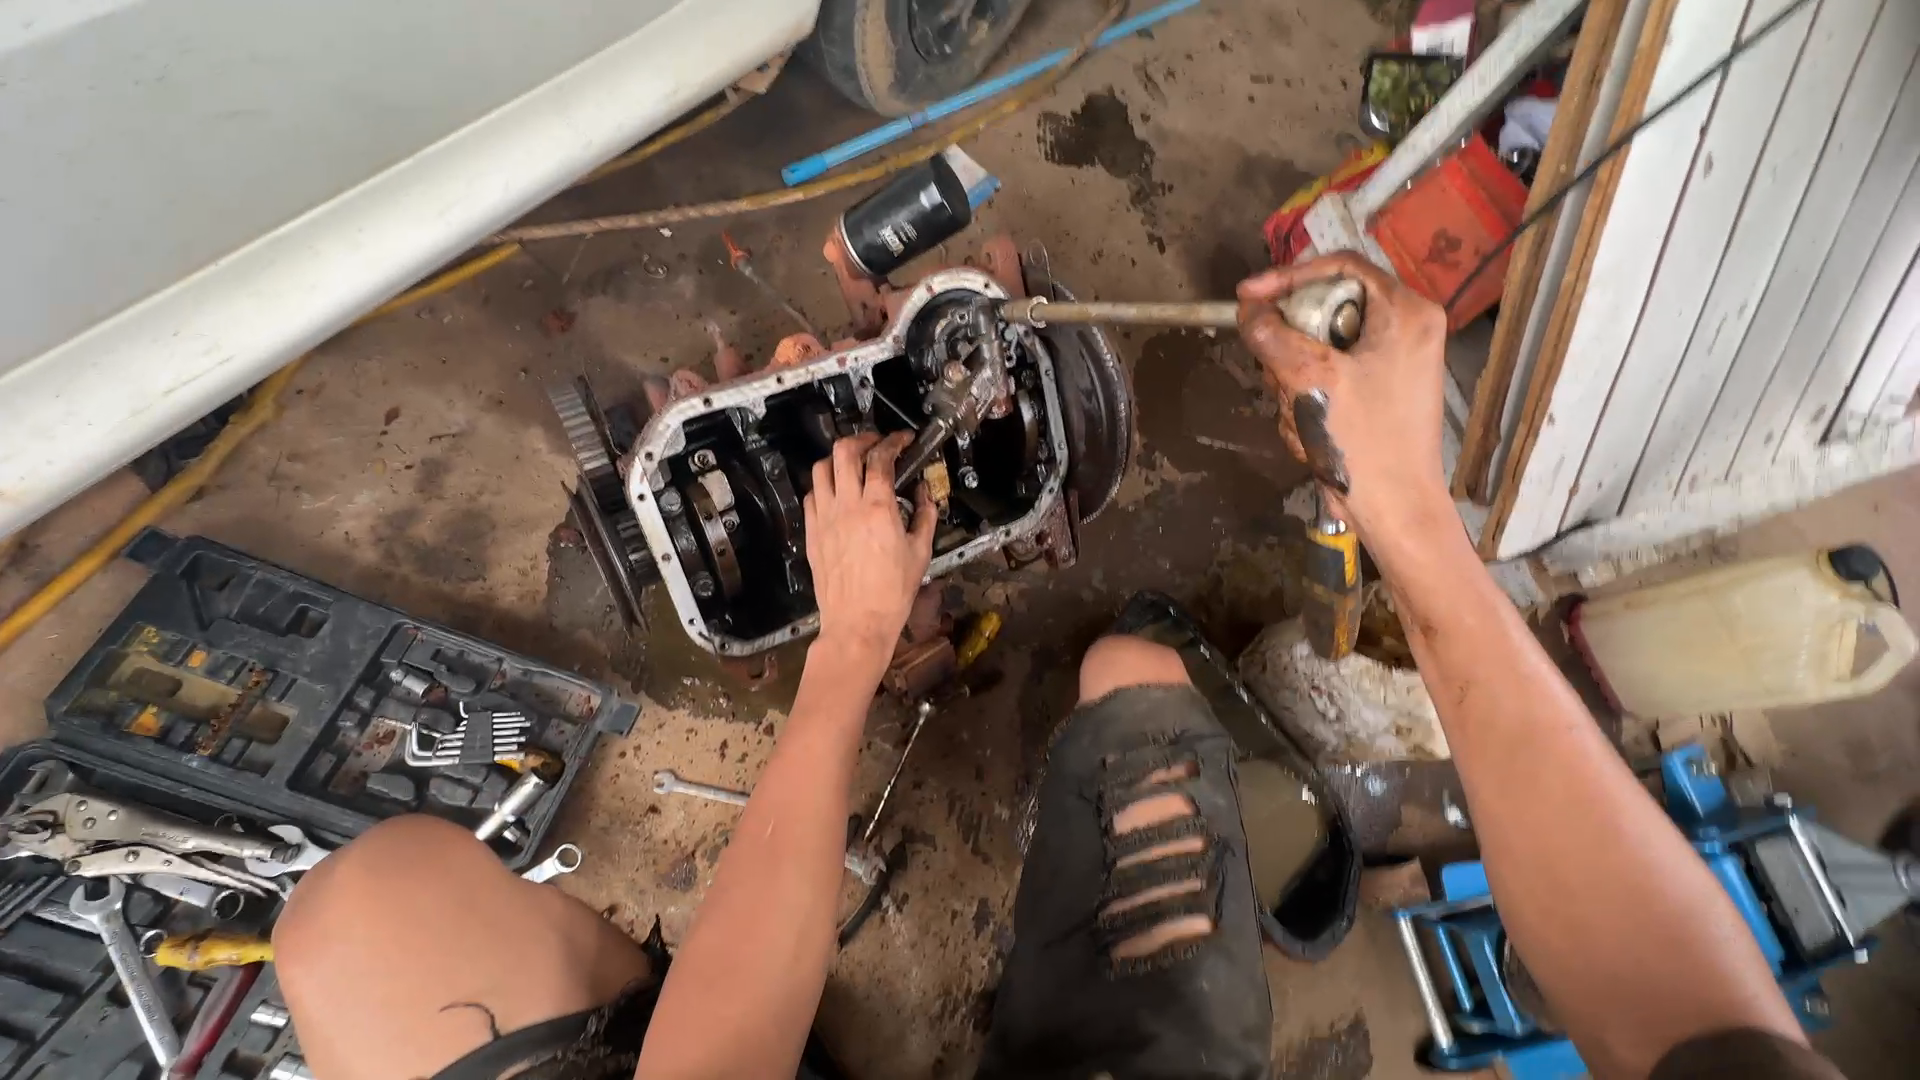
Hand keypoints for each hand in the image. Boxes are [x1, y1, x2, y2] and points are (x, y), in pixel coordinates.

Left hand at [804, 432, 935, 660]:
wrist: (857, 623)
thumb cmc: (893, 592)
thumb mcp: (921, 552)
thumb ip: (925, 515)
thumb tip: (924, 491)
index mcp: (878, 508)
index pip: (881, 457)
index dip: (893, 440)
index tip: (903, 440)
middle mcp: (847, 506)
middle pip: (844, 451)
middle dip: (862, 439)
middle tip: (876, 444)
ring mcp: (824, 518)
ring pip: (821, 469)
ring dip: (838, 459)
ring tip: (853, 465)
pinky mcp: (811, 533)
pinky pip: (812, 496)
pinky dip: (824, 486)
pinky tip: (837, 494)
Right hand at [1238, 252, 1452, 543]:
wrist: (1393, 506)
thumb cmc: (1364, 439)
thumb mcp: (1312, 380)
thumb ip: (1275, 337)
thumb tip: (1247, 310)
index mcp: (1405, 312)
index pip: (1340, 267)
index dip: (1287, 277)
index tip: (1246, 297)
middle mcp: (1402, 329)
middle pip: (1323, 310)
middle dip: (1289, 346)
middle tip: (1274, 373)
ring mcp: (1388, 363)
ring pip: (1316, 349)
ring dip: (1292, 383)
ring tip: (1298, 415)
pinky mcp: (1373, 392)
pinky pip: (1324, 378)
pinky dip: (1306, 401)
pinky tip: (1309, 432)